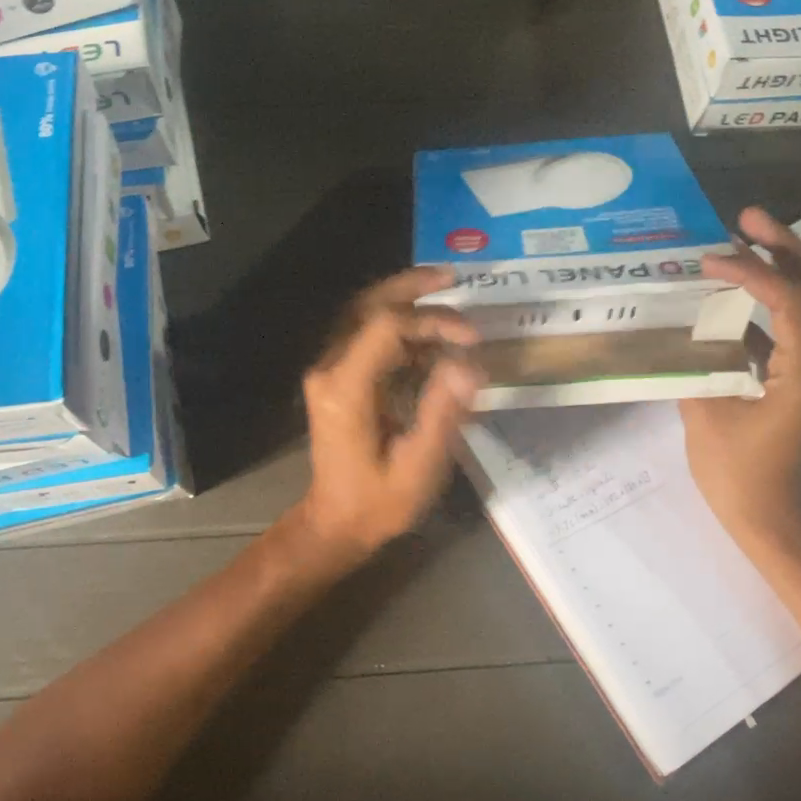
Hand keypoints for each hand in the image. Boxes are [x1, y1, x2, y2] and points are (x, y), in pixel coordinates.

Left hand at [288, 267, 483, 568]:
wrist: (337, 523)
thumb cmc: (378, 502)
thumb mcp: (418, 467)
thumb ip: (442, 413)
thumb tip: (471, 366)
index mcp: (346, 389)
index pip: (386, 326)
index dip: (432, 320)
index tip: (472, 338)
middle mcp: (329, 369)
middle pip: (366, 306)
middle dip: (411, 287)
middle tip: (453, 277)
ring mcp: (328, 371)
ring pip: (362, 314)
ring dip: (403, 300)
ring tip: (447, 293)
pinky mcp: (336, 378)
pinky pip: (365, 335)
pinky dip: (399, 325)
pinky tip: (431, 336)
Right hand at [679, 207, 800, 545]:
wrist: (775, 522)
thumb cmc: (740, 477)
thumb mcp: (707, 415)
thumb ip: (700, 360)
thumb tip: (690, 324)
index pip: (791, 298)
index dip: (751, 269)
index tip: (709, 259)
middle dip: (784, 246)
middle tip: (744, 218)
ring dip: (783, 267)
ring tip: (742, 241)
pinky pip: (800, 325)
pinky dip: (772, 300)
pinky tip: (735, 293)